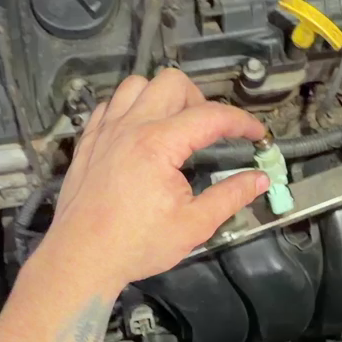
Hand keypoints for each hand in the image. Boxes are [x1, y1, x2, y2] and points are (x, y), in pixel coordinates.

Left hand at [35, 68, 268, 292]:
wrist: (81, 258)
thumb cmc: (137, 245)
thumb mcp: (194, 225)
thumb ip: (230, 196)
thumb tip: (260, 179)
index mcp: (159, 144)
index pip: (211, 116)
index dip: (241, 123)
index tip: (257, 135)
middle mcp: (131, 126)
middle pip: (172, 83)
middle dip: (200, 101)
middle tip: (210, 132)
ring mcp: (105, 131)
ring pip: (137, 85)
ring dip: (162, 97)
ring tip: (174, 126)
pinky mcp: (88, 141)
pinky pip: (110, 105)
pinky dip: (130, 109)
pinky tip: (139, 133)